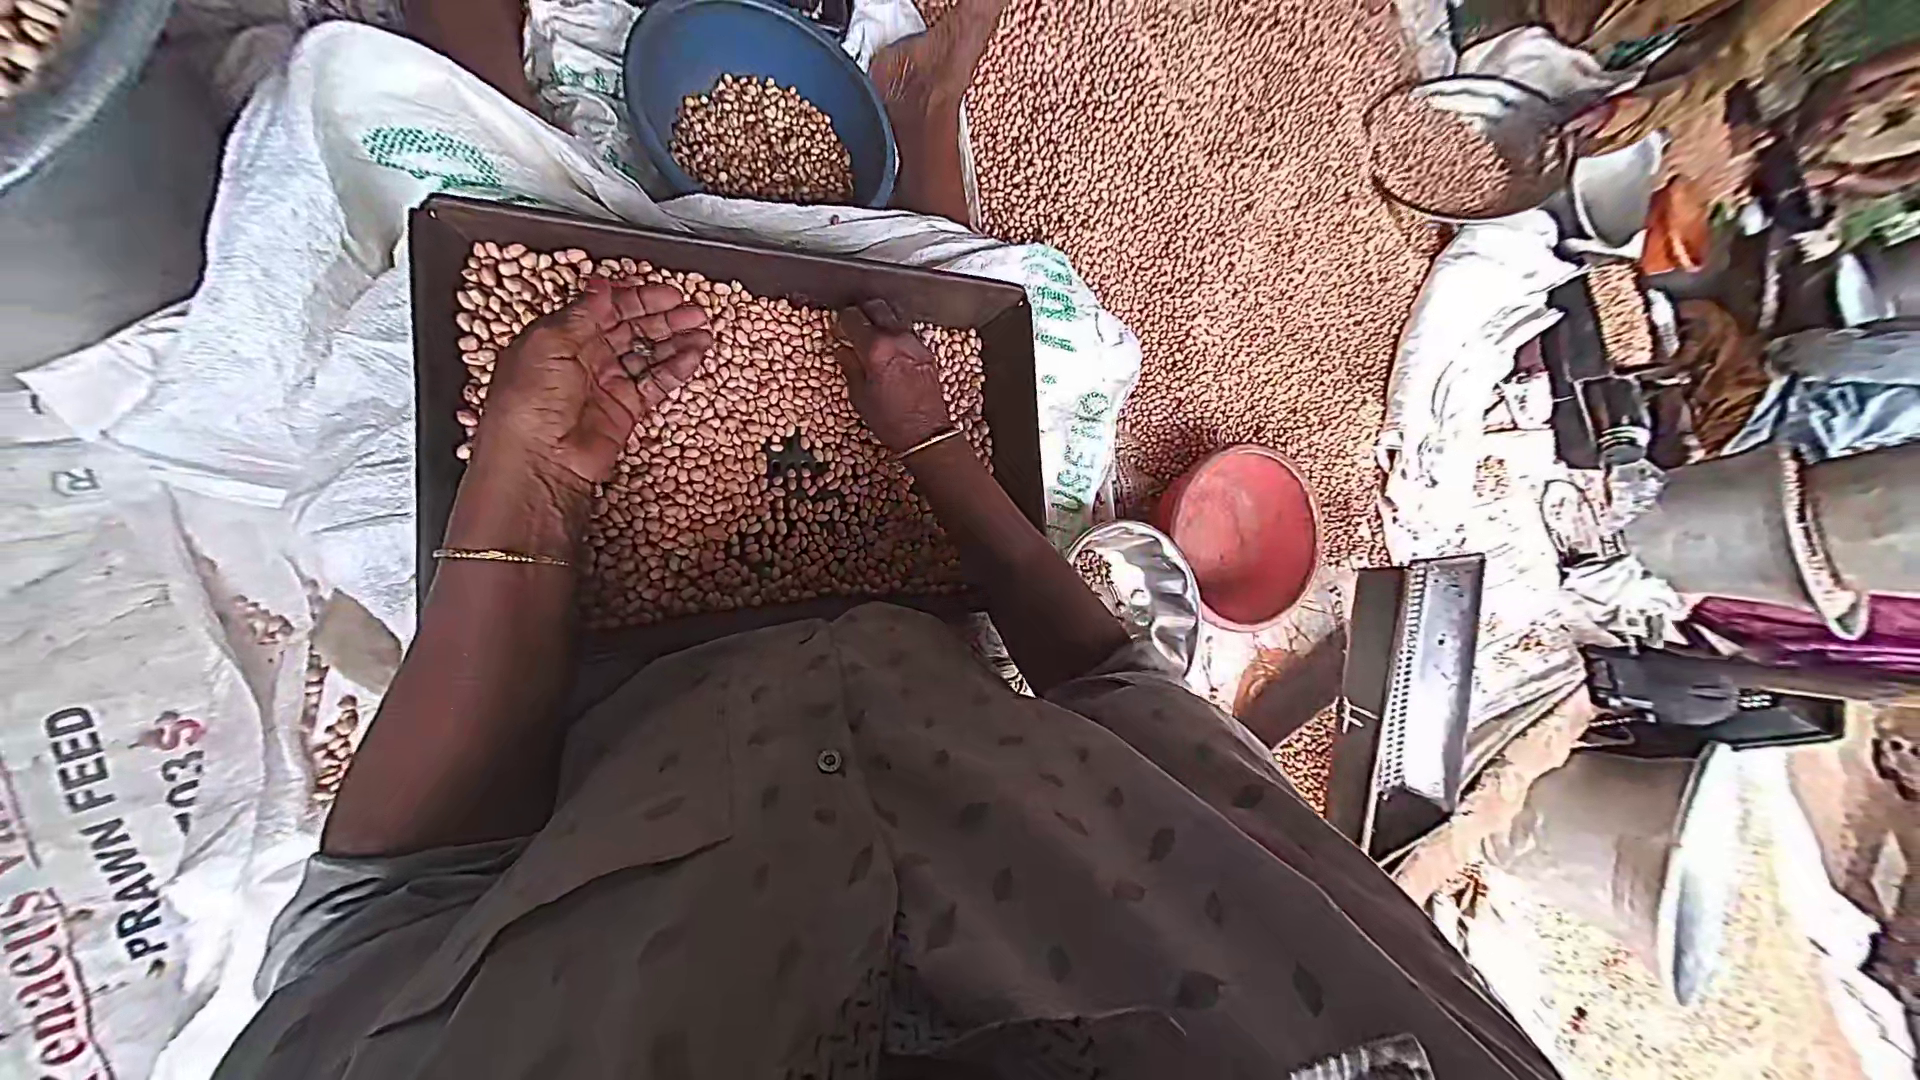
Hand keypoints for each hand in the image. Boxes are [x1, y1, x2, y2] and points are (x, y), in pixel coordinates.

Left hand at [476, 277, 713, 490]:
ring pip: (650, 355)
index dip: (639, 299)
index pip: (607, 309)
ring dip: (677, 342)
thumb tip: (602, 286)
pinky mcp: (628, 409)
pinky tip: (694, 357)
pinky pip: (657, 383)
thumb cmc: (529, 402)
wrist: (541, 457)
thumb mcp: (549, 343)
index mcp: (562, 336)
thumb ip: (582, 313)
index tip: (668, 294)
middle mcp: (587, 358)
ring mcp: (609, 384)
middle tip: (694, 312)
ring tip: (703, 332)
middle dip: (665, 319)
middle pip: (633, 331)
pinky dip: (677, 369)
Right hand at [833, 299, 950, 451]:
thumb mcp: (859, 395)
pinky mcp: (927, 353)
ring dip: (881, 323)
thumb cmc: (890, 420)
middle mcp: (897, 338)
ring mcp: (915, 343)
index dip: (842, 321)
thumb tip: (843, 349)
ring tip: (872, 342)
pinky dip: (896, 337)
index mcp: (876, 347)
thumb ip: (849, 365)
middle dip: (862, 313)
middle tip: (854, 328)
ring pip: (894, 318)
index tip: (838, 329)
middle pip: (876, 307)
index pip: (853, 317)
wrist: (925, 433)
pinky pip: (907, 335)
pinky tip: (890, 353)